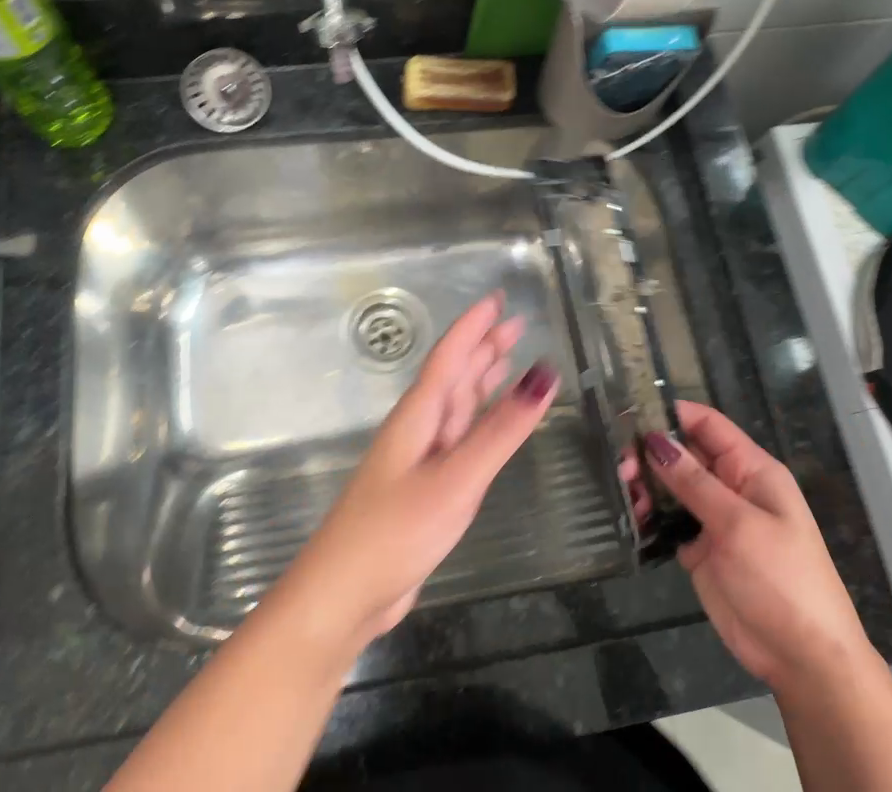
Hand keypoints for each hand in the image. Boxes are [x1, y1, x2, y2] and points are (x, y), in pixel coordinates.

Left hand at [264, 293, 558, 649]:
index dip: (473, 326)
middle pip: (452, 377)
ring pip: (455, 407)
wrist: (346, 593)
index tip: (498, 298)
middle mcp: (417, 431)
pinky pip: (458, 440)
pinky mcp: (425, 491)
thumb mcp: (456, 479)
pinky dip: (479, 423)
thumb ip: (500, 431)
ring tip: (506, 357)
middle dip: (482, 348)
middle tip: (515, 323)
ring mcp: (419, 461)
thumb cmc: (396, 531)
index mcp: (418, 417)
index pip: (448, 358)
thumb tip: (544, 374)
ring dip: (480, 380)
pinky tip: (486, 425)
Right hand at [631, 402, 870, 688]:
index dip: (673, 415)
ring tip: (627, 498)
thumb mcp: (738, 525)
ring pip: (673, 488)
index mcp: (753, 471)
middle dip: (651, 454)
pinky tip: (633, 521)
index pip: (709, 426)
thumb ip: (695, 483)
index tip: (630, 415)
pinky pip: (670, 523)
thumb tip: (655, 441)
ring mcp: (715, 520)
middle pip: (685, 455)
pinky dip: (650, 519)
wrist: (800, 653)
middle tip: (620, 468)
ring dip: (647, 487)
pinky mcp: (701, 551)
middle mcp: (732, 488)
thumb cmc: (781, 579)